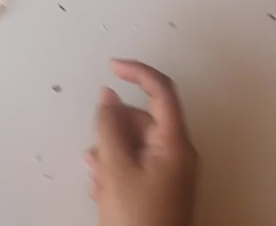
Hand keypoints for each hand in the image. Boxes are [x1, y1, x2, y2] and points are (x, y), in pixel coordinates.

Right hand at [86, 59, 197, 225]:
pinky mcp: (161, 190)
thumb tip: (108, 96)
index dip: (137, 71)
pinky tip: (103, 189)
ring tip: (97, 177)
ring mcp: (171, 174)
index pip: (161, 89)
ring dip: (110, 152)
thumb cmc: (139, 221)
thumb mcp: (115, 167)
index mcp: (175, 143)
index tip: (113, 66)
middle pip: (142, 119)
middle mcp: (178, 154)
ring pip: (135, 143)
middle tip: (97, 149)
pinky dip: (116, 169)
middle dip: (114, 128)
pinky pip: (136, 164)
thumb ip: (109, 124)